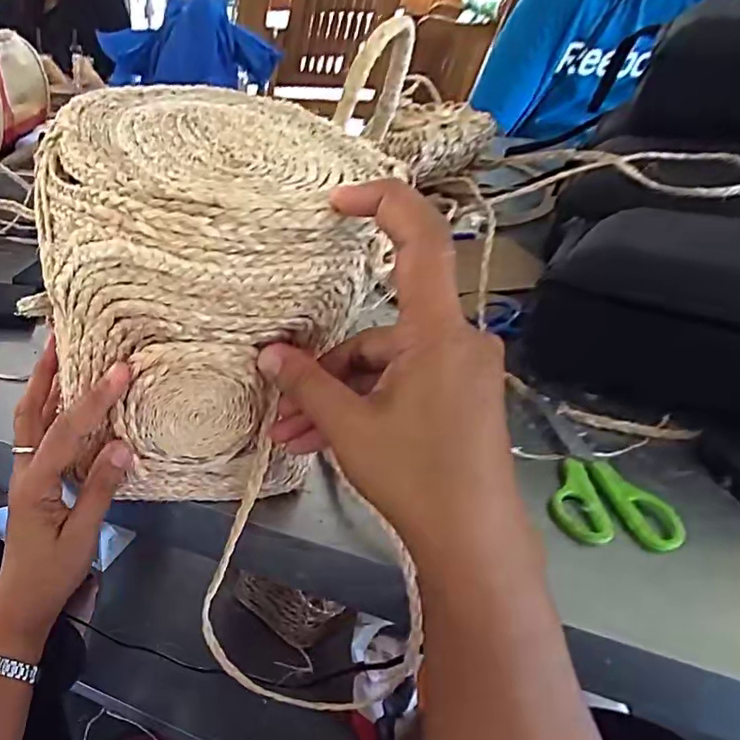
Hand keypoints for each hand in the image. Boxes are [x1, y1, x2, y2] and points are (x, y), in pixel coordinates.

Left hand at [0, 337, 134, 660]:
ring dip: (43, 384)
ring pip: (29, 420)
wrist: (20, 602)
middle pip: (30, 410)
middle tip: (60, 335)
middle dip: (45, 370)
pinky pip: (37, 436)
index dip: (94, 399)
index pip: (65, 430)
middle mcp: (24, 470)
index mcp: (35, 483)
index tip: (120, 371)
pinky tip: (66, 402)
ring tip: (61, 354)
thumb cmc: (50, 575)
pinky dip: (49, 410)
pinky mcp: (32, 483)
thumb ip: (99, 490)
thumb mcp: (81, 537)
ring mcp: (24, 475)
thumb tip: (122, 447)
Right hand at [259, 180, 511, 543]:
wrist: (470, 538)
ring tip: (294, 438)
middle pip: (377, 337)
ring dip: (336, 401)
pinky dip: (362, 411)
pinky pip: (400, 390)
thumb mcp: (349, 427)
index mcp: (438, 333)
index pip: (421, 242)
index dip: (383, 205)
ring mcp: (460, 373)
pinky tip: (324, 442)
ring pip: (382, 371)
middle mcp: (457, 342)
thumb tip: (269, 354)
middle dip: (324, 374)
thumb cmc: (414, 475)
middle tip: (282, 410)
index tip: (338, 201)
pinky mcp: (458, 401)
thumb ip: (308, 385)